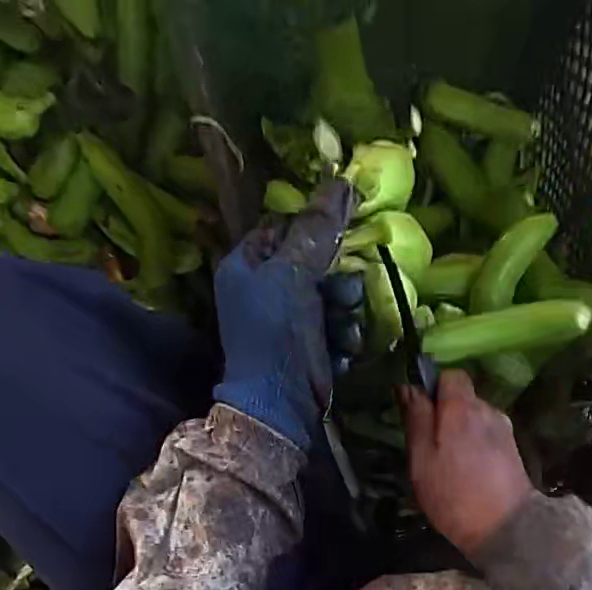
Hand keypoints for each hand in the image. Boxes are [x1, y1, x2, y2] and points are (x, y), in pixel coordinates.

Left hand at [211, 180, 356, 449]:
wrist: (282, 405)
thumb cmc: (277, 334)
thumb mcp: (293, 274)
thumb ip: (317, 230)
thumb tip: (341, 182)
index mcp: (247, 266)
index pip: (284, 227)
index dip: (315, 229)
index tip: (341, 233)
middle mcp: (264, 291)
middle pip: (315, 264)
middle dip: (337, 282)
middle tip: (342, 296)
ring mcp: (287, 323)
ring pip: (333, 298)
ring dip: (344, 315)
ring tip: (340, 333)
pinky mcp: (309, 349)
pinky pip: (337, 328)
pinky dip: (342, 340)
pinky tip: (339, 353)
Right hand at [400, 369, 534, 553]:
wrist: (504, 528)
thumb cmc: (453, 494)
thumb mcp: (421, 458)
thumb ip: (416, 418)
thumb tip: (408, 386)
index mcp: (462, 408)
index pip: (450, 375)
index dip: (433, 389)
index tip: (420, 412)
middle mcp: (487, 410)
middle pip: (462, 397)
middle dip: (445, 413)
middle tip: (429, 446)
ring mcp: (503, 429)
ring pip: (474, 418)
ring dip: (460, 431)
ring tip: (448, 463)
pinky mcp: (512, 449)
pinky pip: (486, 435)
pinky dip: (474, 445)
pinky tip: (468, 471)